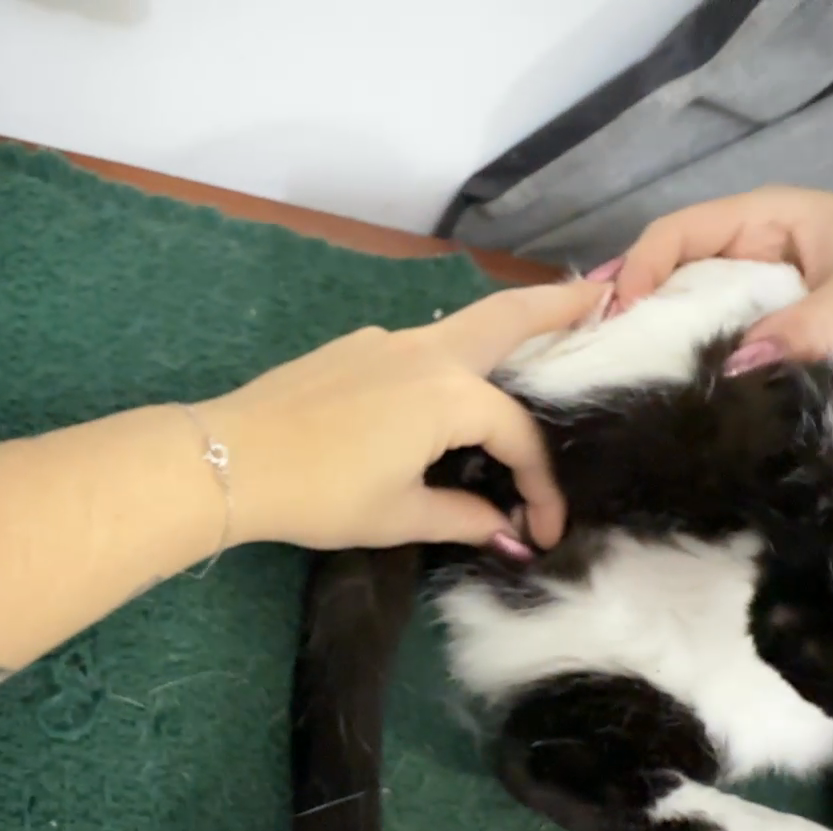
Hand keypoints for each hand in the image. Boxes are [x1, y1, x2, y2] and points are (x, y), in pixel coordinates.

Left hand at [196, 280, 608, 551]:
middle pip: (506, 318)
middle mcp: (426, 352)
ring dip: (501, 333)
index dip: (541, 487)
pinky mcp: (353, 348)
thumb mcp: (398, 515)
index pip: (518, 438)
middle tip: (601, 295)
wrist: (231, 460)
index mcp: (449, 395)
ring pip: (459, 330)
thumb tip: (506, 533)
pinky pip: (418, 349)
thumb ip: (462, 516)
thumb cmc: (320, 494)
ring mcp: (384, 341)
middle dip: (557, 306)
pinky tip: (439, 394)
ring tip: (533, 343)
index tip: (544, 531)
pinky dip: (447, 362)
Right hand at [607, 187, 832, 373]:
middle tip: (593, 355)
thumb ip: (807, 326)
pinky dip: (682, 375)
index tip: (621, 317)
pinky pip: (711, 357)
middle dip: (628, 311)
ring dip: (648, 348)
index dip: (641, 266)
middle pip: (669, 278)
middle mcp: (751, 264)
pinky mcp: (763, 354)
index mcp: (770, 221)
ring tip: (612, 383)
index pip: (681, 232)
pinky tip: (659, 401)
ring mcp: (755, 311)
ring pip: (685, 321)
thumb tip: (729, 369)